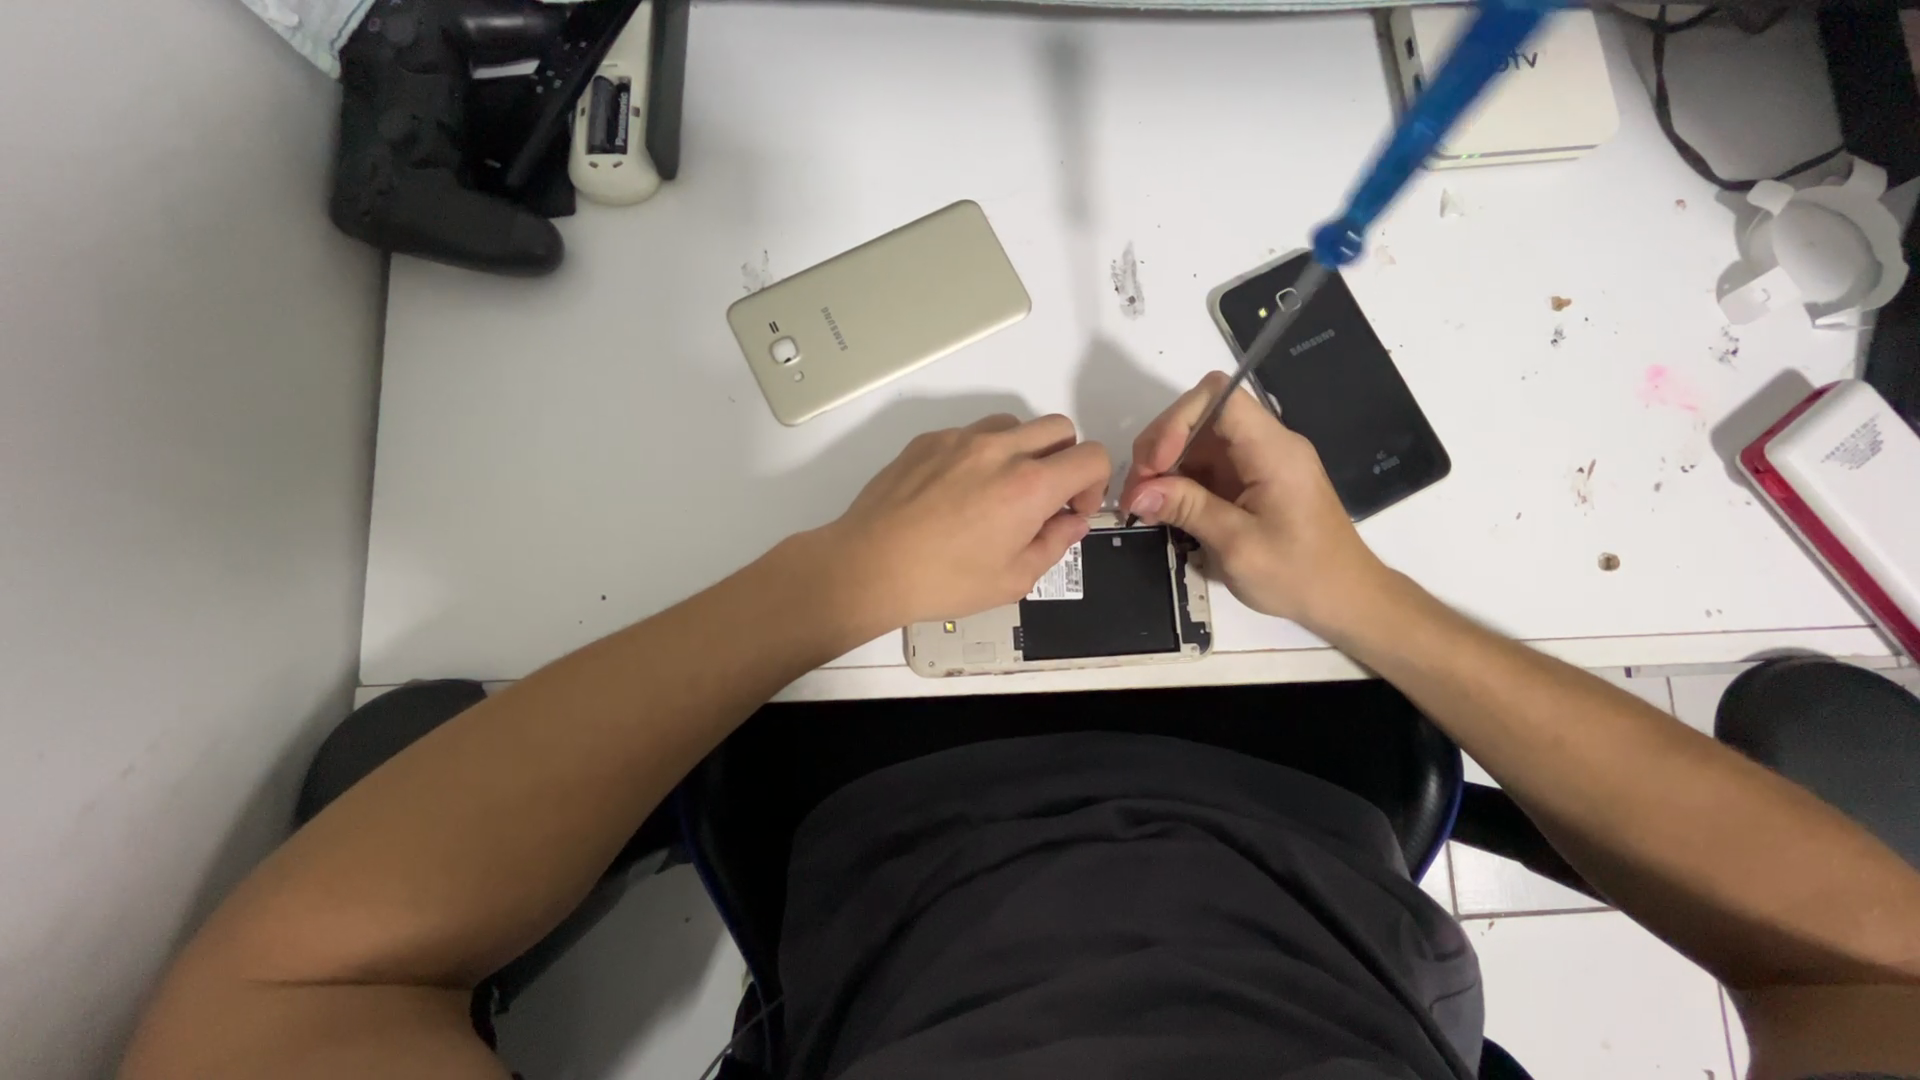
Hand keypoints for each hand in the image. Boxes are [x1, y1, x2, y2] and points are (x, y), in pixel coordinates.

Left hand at [827, 414, 1110, 629]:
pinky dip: (981, 454)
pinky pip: (971, 434)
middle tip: (1044, 499)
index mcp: (1029, 485)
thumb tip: (1072, 521)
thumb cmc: (943, 582)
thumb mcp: (1013, 579)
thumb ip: (1054, 544)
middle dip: (1064, 460)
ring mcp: (960, 439)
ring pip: (1014, 424)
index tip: (1072, 510)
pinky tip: (959, 492)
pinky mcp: (929, 440)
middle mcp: (1000, 450)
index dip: (1094, 483)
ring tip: (1001, 491)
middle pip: (1059, 429)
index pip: (1091, 457)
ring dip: (1023, 451)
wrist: (870, 567)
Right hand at [1117, 372, 1390, 627]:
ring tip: (1143, 503)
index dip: (1177, 420)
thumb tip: (1136, 493)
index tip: (1154, 464)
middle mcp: (1266, 444)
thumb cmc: (1299, 574)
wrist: (1345, 597)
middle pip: (1201, 414)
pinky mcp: (1250, 480)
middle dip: (1161, 445)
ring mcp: (1258, 461)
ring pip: (1198, 440)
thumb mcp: (1237, 546)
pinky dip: (1179, 481)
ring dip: (1164, 465)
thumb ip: (1188, 509)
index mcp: (1273, 450)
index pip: (1219, 397)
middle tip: (1137, 491)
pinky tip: (1163, 508)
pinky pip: (1206, 464)